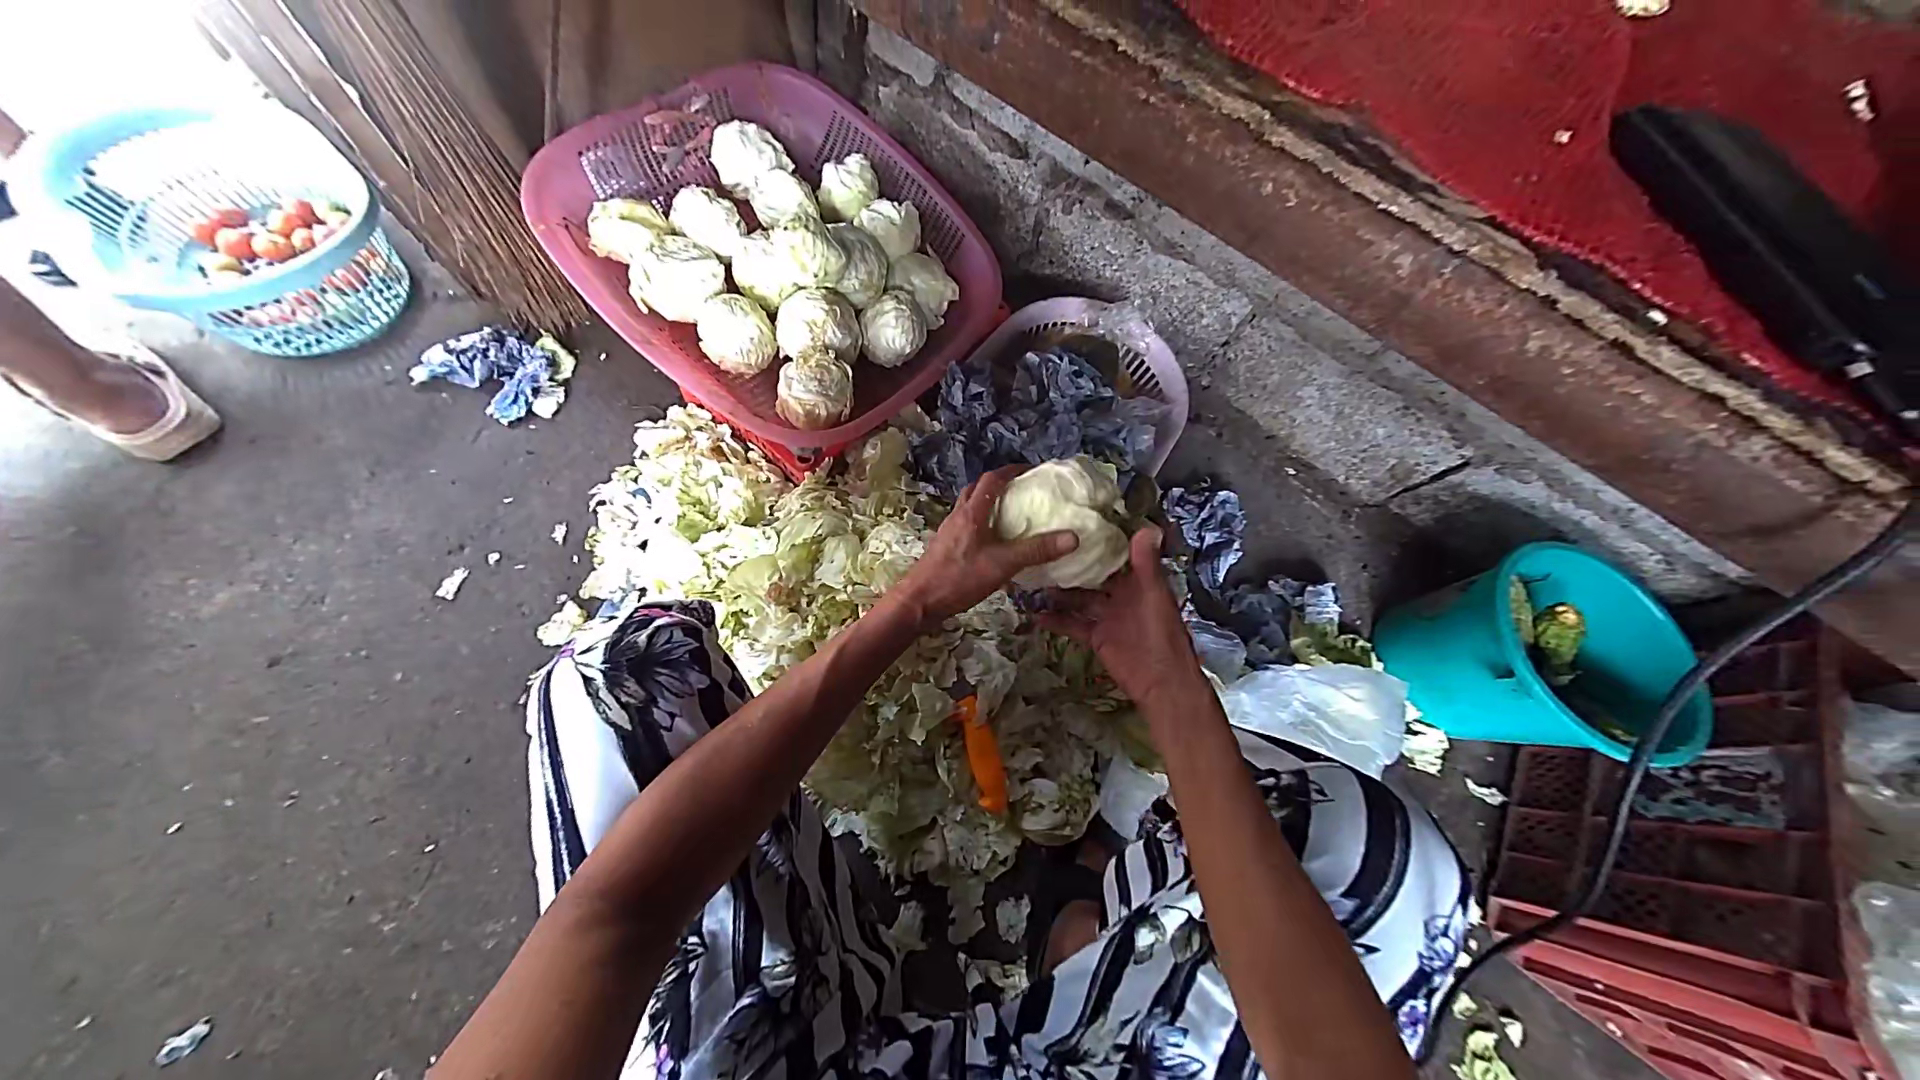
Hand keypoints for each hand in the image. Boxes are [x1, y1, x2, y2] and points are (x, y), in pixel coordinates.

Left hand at [891, 466, 1078, 626]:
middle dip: (998, 485)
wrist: (919, 601)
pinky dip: (981, 525)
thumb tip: (1072, 537)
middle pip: (977, 490)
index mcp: (971, 513)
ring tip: (1010, 514)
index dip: (1011, 471)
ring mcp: (948, 532)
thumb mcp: (1002, 565)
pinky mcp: (945, 547)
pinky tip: (992, 543)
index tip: (1030, 469)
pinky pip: (965, 526)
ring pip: (969, 508)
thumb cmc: (958, 579)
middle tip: (1020, 490)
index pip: (992, 480)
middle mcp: (958, 517)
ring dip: (987, 504)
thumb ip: (1036, 551)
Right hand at [1034, 525, 1209, 711]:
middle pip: (1092, 579)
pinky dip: (1056, 620)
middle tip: (1044, 554)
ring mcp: (1107, 617)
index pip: (1115, 558)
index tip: (1073, 528)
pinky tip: (1035, 614)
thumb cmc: (1161, 634)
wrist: (1161, 681)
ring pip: (1079, 600)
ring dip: (1059, 593)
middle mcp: (1121, 597)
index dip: (1097, 545)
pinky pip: (1073, 625)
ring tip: (1033, 581)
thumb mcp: (1154, 595)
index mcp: (1139, 583)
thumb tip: (1144, 528)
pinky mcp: (1096, 637)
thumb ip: (1146, 564)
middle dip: (1072, 569)